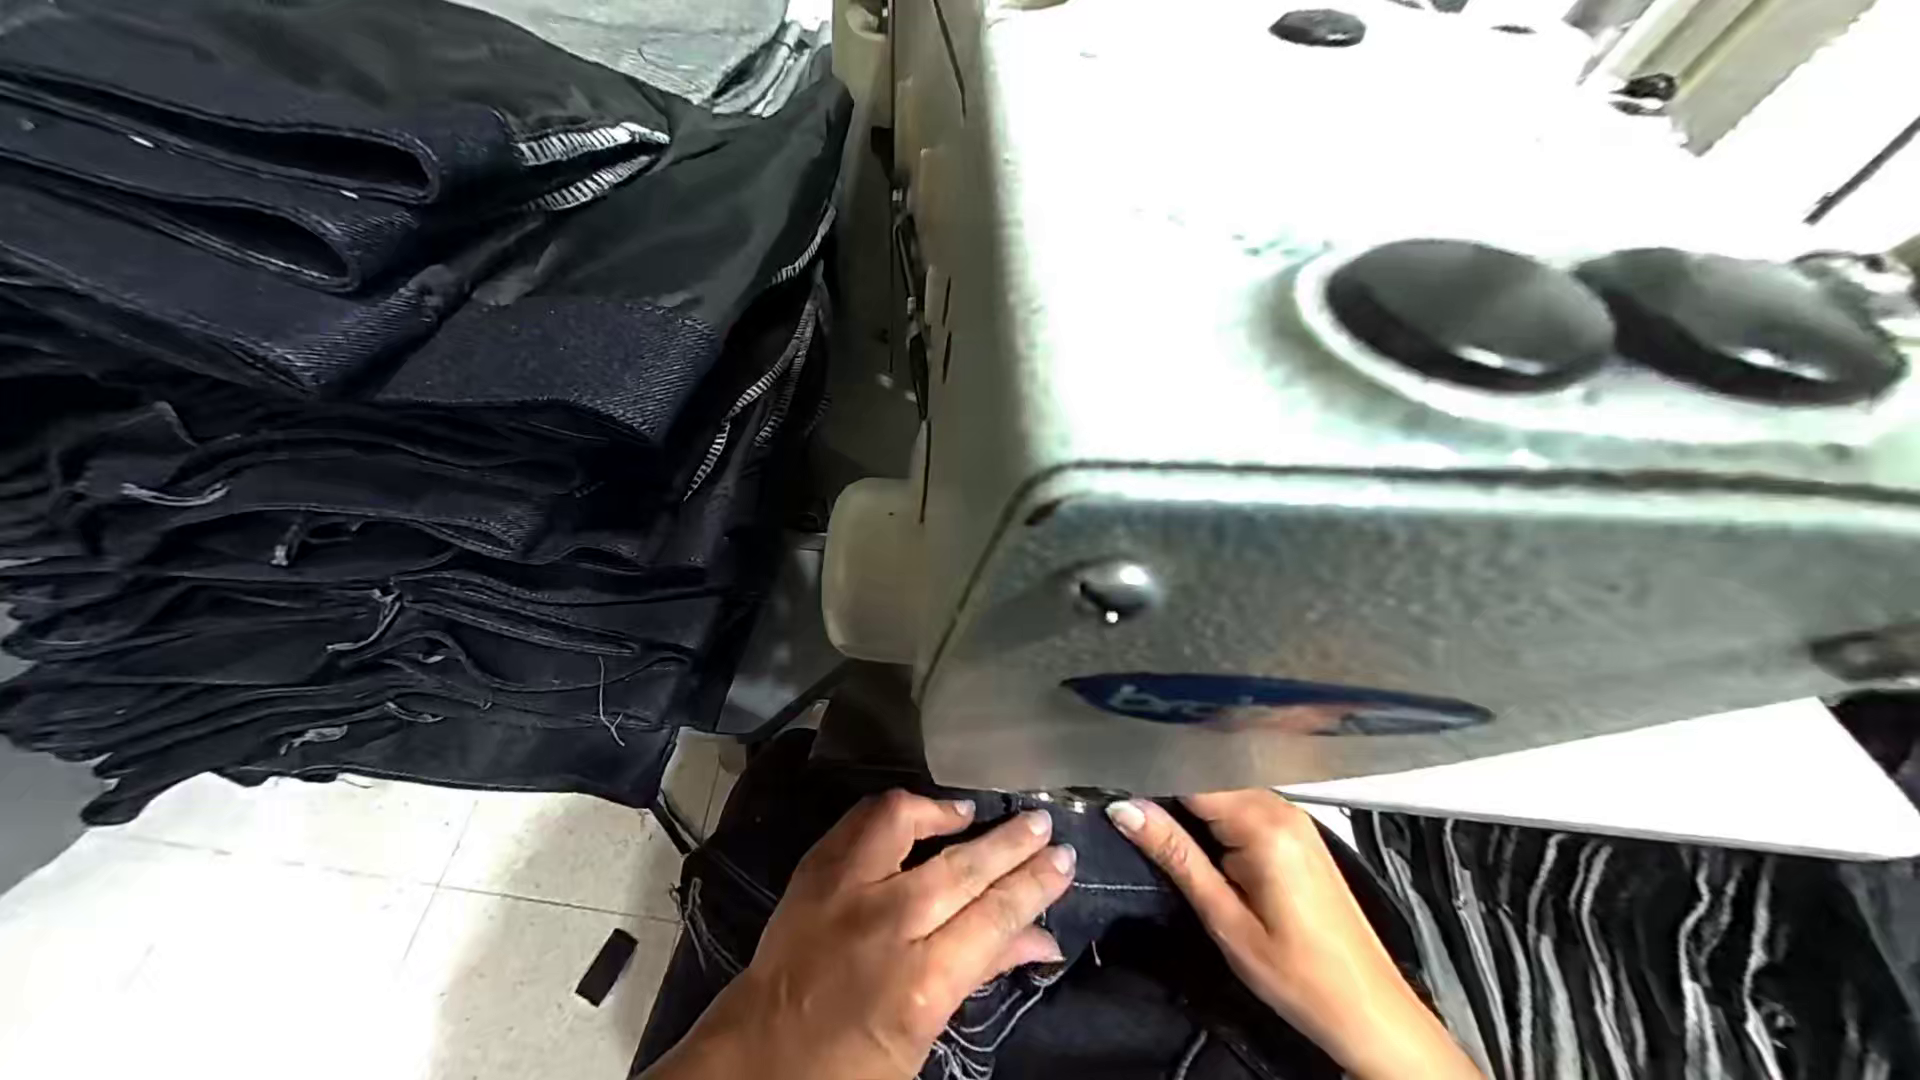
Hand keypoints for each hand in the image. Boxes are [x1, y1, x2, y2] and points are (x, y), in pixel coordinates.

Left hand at [645, 790, 1076, 1079]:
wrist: (757, 1059)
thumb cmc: (853, 1063)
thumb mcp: (927, 1032)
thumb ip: (982, 974)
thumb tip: (1044, 941)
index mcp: (921, 982)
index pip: (995, 917)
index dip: (1035, 885)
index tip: (1064, 860)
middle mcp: (887, 923)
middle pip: (964, 870)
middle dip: (1012, 845)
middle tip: (1044, 822)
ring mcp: (847, 889)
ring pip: (914, 829)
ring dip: (959, 817)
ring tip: (993, 813)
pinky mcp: (818, 868)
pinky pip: (869, 819)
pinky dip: (905, 808)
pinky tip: (931, 811)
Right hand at [1107, 791, 1480, 1079]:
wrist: (1373, 1014)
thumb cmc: (1301, 978)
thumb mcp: (1225, 919)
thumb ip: (1174, 854)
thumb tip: (1125, 808)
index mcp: (1263, 824)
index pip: (1190, 774)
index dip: (1147, 773)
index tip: (1109, 777)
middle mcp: (1280, 808)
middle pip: (1206, 774)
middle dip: (1162, 783)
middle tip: (1120, 799)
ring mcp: (1292, 817)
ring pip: (1221, 785)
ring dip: (1185, 797)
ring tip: (1147, 812)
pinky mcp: (1295, 831)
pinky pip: (1240, 801)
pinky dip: (1209, 810)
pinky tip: (1190, 830)